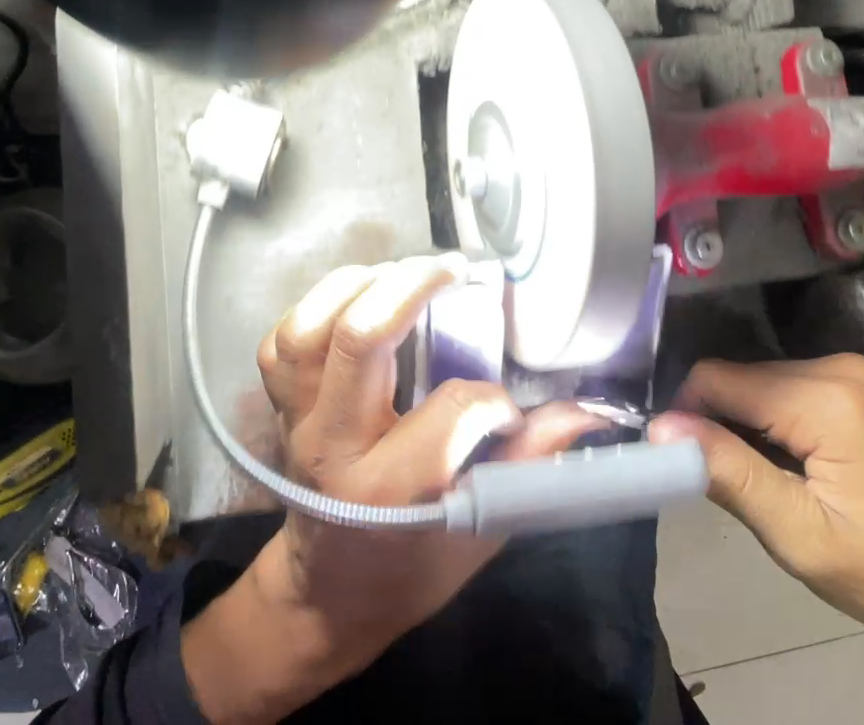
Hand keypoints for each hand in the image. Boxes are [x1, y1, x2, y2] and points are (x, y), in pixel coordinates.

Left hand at [183, 255, 603, 724]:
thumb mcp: (477, 533)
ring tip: (400, 272)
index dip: (494, 399)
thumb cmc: (408, 570)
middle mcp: (334, 443)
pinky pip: (280, 343)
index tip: (510, 408)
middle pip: (359, 338)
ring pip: (307, 329)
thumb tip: (584, 413)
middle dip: (411, 287)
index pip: (451, 409)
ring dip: (355, 284)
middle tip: (453, 269)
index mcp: (388, 487)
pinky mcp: (279, 409)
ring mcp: (297, 422)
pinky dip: (313, 308)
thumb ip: (526, 467)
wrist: (325, 595)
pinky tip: (355, 298)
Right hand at [650, 356, 863, 724]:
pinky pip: (797, 393)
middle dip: (722, 427)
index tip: (692, 470)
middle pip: (740, 379)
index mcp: (826, 398)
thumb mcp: (801, 537)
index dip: (686, 420)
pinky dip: (782, 427)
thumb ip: (728, 472)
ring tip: (776, 487)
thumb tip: (658, 427)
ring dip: (752, 429)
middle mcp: (844, 369)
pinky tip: (805, 473)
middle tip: (739, 490)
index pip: (713, 378)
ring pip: (765, 385)